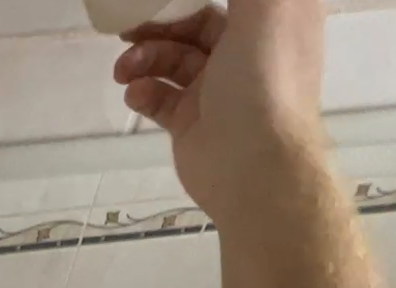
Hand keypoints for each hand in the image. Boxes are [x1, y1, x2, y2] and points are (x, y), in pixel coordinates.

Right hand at [112, 0, 326, 225]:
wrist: (252, 164)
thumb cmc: (264, 79)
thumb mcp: (265, 6)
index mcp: (272, 13)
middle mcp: (246, 45)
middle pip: (193, 21)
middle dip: (158, 22)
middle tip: (126, 27)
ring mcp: (216, 86)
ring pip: (171, 60)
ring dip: (143, 59)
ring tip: (123, 70)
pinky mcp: (191, 120)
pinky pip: (161, 98)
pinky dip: (144, 93)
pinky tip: (135, 95)